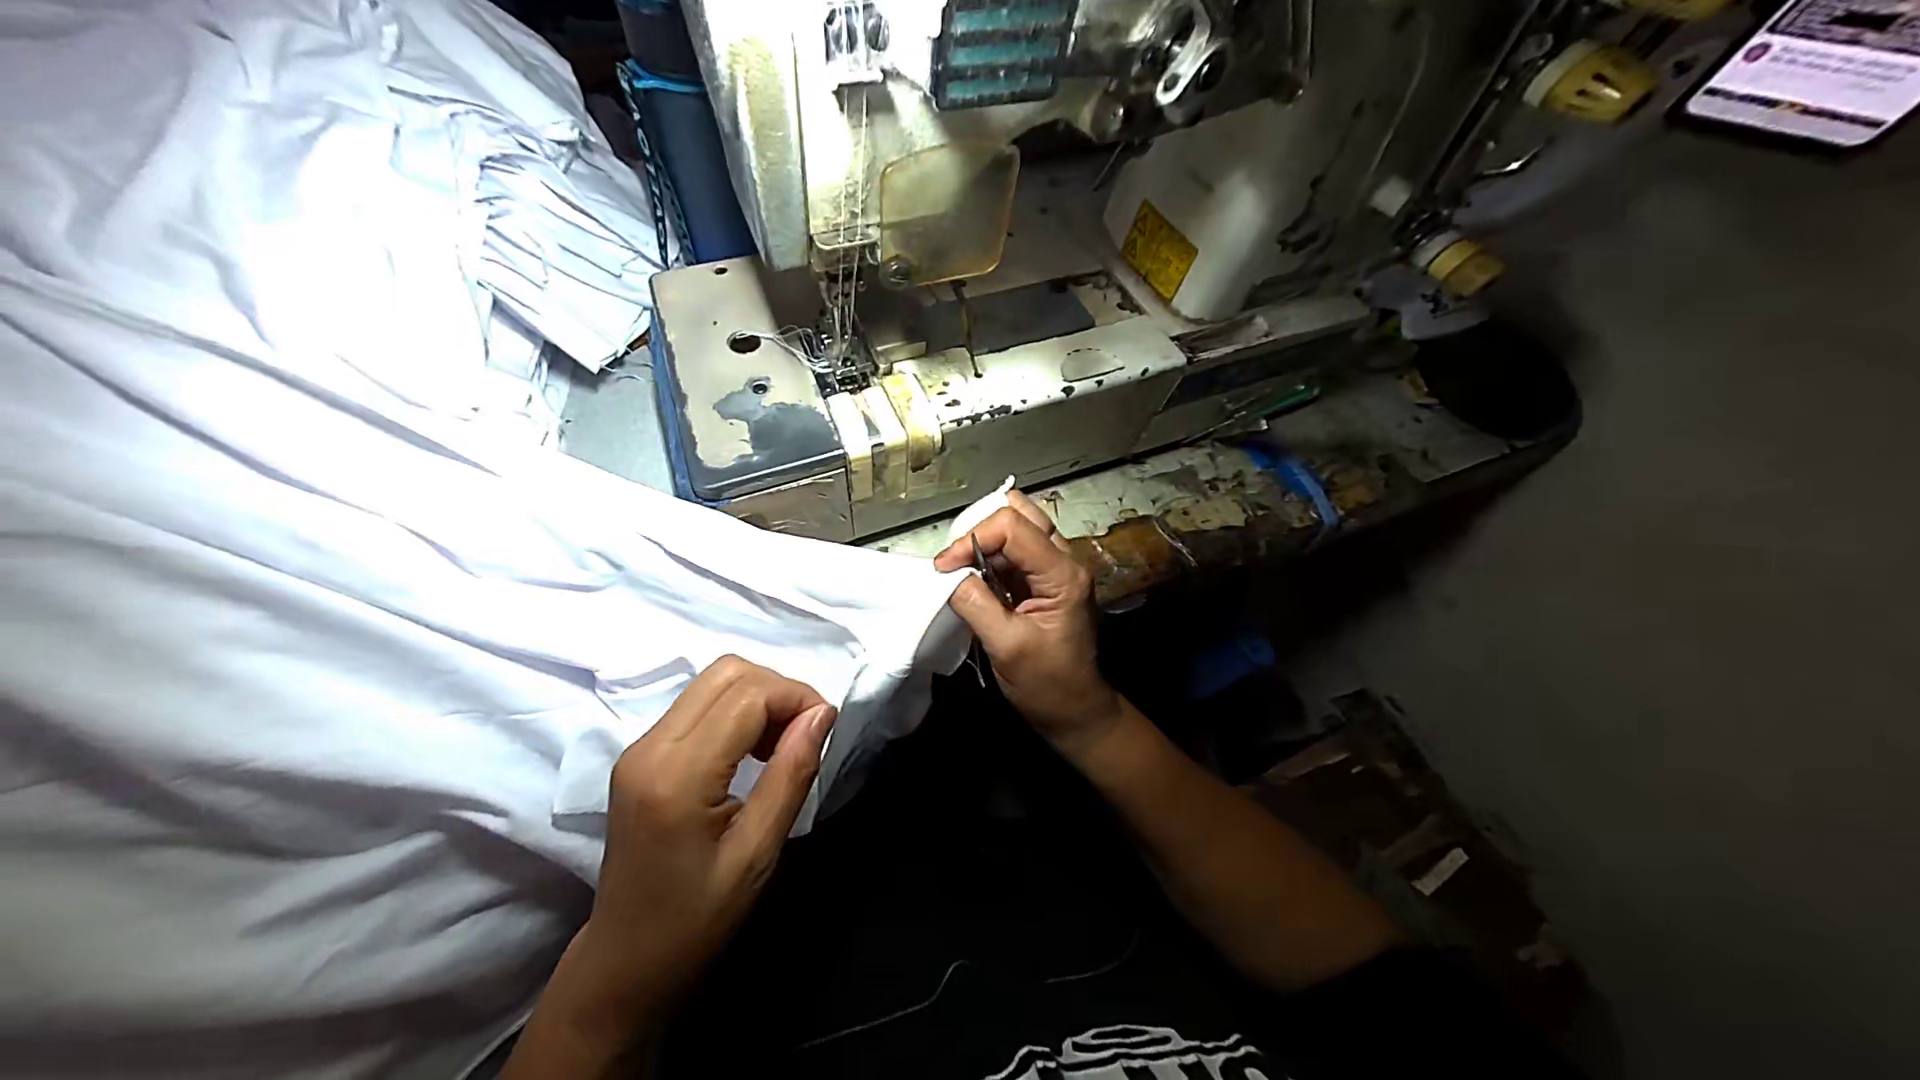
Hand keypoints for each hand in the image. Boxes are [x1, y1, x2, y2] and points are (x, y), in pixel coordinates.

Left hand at [504, 657, 834, 1076]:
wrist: (625, 962)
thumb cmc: (696, 920)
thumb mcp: (758, 854)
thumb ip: (792, 774)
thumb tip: (822, 713)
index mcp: (676, 775)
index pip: (746, 695)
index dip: (796, 697)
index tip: (826, 727)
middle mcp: (650, 747)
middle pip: (727, 672)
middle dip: (779, 689)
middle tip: (806, 733)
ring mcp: (639, 747)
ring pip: (713, 681)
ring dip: (759, 697)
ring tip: (783, 745)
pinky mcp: (641, 753)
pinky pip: (700, 703)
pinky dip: (738, 710)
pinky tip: (754, 750)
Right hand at [934, 492, 1120, 750]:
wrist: (1074, 711)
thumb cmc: (1047, 685)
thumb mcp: (1007, 647)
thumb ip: (976, 604)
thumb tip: (949, 575)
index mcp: (1063, 574)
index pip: (1012, 526)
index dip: (972, 539)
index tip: (944, 569)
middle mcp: (1064, 560)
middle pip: (1020, 513)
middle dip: (979, 530)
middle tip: (955, 562)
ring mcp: (1054, 568)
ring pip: (1016, 527)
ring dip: (983, 544)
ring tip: (960, 572)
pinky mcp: (1042, 579)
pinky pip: (1013, 551)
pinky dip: (988, 558)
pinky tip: (972, 580)